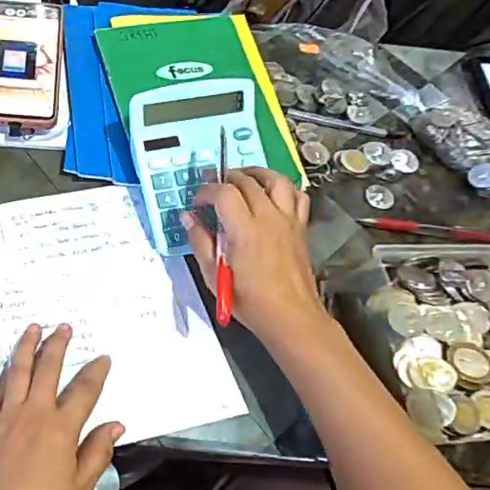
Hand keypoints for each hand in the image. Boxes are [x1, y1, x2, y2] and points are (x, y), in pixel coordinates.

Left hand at [0, 324, 122, 489]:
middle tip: (65, 327)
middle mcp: (34, 414)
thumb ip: (97, 451)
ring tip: (34, 327)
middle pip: (48, 369)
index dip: (96, 371)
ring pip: (16, 371)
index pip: (84, 390)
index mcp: (61, 429)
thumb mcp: (81, 485)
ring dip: (26, 346)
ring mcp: (7, 417)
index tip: (103, 358)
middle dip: (58, 345)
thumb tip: (115, 424)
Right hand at [185, 168, 328, 343]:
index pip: (224, 193)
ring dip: (257, 173)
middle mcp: (269, 218)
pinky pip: (297, 195)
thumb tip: (188, 217)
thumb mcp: (214, 276)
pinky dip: (284, 187)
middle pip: (247, 181)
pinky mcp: (300, 227)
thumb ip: (200, 242)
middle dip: (227, 178)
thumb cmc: (250, 301)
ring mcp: (288, 220)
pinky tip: (273, 193)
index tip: (197, 201)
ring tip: (243, 178)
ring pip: (276, 180)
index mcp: (245, 230)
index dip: (206, 191)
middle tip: (213, 186)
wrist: (290, 316)